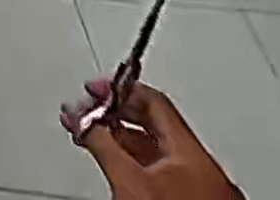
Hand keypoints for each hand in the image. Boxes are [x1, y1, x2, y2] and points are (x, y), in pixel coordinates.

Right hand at [72, 83, 239, 199]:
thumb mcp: (128, 179)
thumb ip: (102, 141)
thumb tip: (79, 116)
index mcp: (191, 153)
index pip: (152, 100)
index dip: (119, 90)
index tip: (94, 89)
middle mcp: (199, 168)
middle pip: (151, 123)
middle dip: (114, 113)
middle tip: (87, 110)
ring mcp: (197, 190)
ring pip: (151, 149)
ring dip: (117, 138)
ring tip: (89, 136)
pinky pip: (156, 171)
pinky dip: (129, 162)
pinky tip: (110, 165)